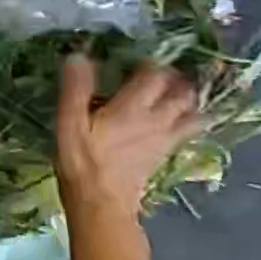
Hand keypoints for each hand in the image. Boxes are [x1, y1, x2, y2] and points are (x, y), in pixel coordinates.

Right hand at [55, 55, 200, 228]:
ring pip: (191, 110)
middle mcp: (157, 119)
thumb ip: (75, 88)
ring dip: (188, 97)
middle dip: (175, 77)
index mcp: (133, 107)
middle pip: (181, 91)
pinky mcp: (165, 154)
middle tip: (159, 72)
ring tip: (175, 90)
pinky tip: (179, 117)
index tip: (136, 58)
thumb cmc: (82, 162)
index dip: (150, 61)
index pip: (154, 74)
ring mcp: (165, 138)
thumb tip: (79, 55)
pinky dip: (190, 118)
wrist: (102, 205)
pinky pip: (188, 130)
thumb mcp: (69, 123)